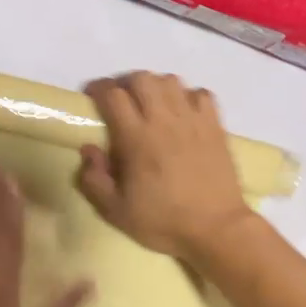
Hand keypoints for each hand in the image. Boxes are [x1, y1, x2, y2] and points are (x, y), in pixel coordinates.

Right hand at [78, 72, 260, 263]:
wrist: (216, 228)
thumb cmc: (163, 221)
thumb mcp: (116, 211)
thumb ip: (94, 179)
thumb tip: (89, 149)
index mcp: (137, 138)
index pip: (113, 95)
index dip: (98, 89)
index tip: (92, 98)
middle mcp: (164, 120)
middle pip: (142, 78)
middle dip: (125, 83)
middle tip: (120, 101)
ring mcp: (193, 120)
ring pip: (171, 80)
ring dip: (155, 86)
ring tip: (151, 104)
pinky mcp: (215, 126)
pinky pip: (201, 93)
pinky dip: (188, 96)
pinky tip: (183, 113)